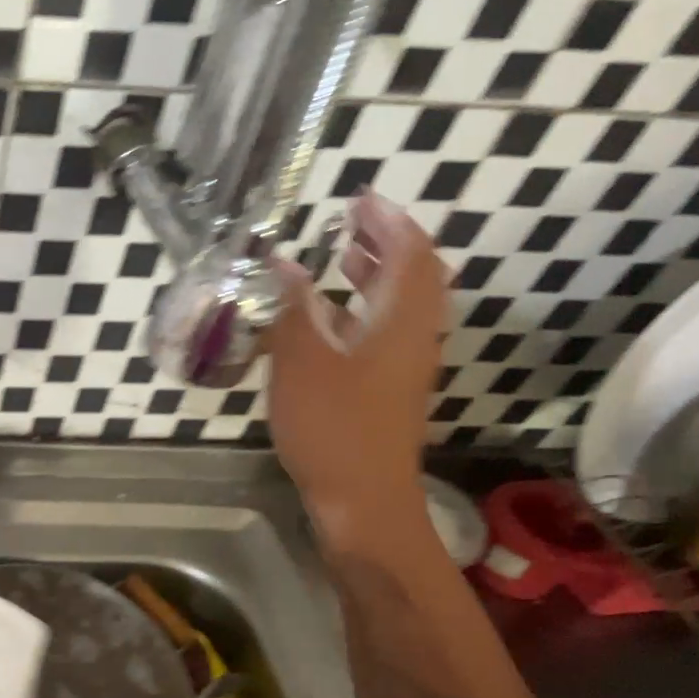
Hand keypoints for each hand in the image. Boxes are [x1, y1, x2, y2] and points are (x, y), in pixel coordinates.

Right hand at [269, 191, 448, 537]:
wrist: (362, 499)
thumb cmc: (333, 428)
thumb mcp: (302, 363)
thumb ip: (294, 309)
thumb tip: (283, 264)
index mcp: (400, 320)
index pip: (410, 251)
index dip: (387, 220)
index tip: (358, 199)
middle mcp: (413, 335)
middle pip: (415, 273)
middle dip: (386, 241)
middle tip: (350, 222)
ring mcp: (404, 364)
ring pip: (402, 303)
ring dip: (378, 273)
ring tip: (343, 256)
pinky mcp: (389, 388)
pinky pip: (387, 328)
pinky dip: (366, 307)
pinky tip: (331, 317)